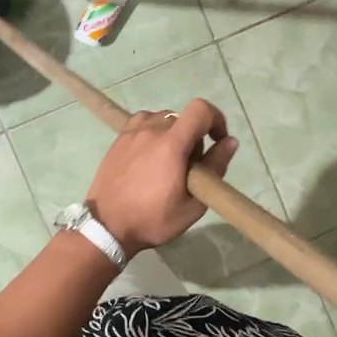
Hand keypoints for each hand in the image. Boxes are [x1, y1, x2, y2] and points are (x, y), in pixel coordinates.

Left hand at [84, 99, 238, 255]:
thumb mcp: (193, 204)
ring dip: (174, 133)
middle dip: (195, 136)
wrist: (107, 226)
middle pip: (183, 117)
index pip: (200, 109)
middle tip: (191, 166)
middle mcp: (151, 130)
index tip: (218, 141)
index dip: (216, 119)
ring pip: (162, 118)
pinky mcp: (118, 139)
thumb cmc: (153, 219)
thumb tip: (230, 142)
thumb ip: (214, 169)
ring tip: (170, 161)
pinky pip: (143, 123)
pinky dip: (153, 132)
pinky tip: (150, 155)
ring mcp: (131, 133)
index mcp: (171, 144)